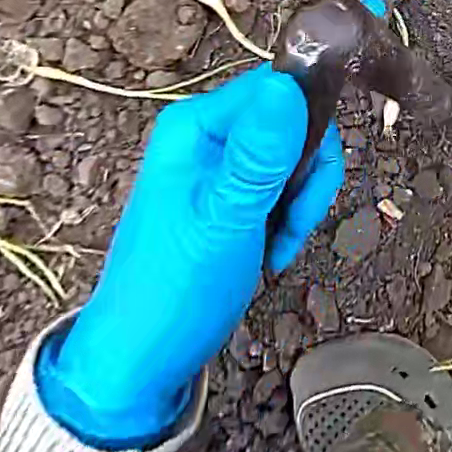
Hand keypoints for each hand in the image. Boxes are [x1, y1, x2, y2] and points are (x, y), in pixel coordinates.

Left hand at [35, 63, 344, 448]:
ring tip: (283, 240)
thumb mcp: (225, 220)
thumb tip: (288, 86)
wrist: (141, 366)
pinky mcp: (238, 188)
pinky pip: (291, 179)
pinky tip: (277, 246)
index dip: (309, 123)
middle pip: (299, 118)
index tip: (306, 178)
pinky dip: (296, 212)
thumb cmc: (175, 291)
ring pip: (302, 151)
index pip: (281, 85)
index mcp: (198, 124)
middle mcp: (211, 132)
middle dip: (310, 171)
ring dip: (306, 197)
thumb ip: (259, 154)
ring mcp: (225, 161)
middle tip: (295, 217)